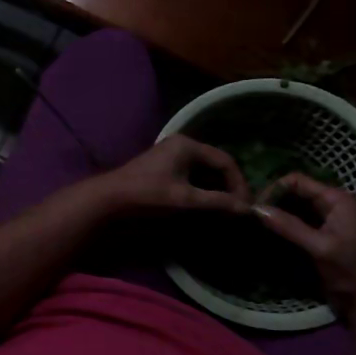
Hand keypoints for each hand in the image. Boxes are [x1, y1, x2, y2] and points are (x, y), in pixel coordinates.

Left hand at [88, 135, 252, 216]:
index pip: (225, 161)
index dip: (239, 184)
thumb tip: (246, 209)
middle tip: (237, 209)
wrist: (109, 199)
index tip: (245, 205)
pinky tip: (206, 205)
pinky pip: (192, 175)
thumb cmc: (148, 195)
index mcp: (189, 145)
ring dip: (216, 190)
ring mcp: (172, 154)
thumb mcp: (186, 199)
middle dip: (228, 187)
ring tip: (224, 210)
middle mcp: (182, 144)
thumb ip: (217, 202)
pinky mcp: (164, 166)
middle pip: (216, 164)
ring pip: (204, 171)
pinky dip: (202, 189)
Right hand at [253, 173, 355, 319]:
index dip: (274, 189)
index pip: (297, 181)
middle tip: (250, 216)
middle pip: (295, 193)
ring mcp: (327, 221)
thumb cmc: (351, 270)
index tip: (254, 206)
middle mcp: (331, 205)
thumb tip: (255, 209)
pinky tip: (267, 234)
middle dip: (273, 202)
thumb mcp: (319, 247)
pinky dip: (284, 227)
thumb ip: (289, 227)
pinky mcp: (321, 237)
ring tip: (254, 224)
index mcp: (336, 199)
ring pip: (295, 209)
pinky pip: (299, 224)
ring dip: (277, 215)